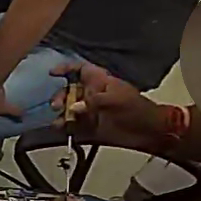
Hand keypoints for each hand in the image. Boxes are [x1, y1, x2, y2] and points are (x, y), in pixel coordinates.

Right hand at [48, 61, 166, 150]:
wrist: (148, 132)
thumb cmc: (136, 111)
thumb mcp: (117, 101)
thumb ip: (95, 101)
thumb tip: (73, 107)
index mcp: (100, 83)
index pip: (81, 70)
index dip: (67, 68)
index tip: (52, 73)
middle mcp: (91, 95)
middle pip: (69, 90)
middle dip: (60, 96)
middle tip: (57, 106)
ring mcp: (88, 111)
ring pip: (66, 108)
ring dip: (60, 113)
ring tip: (59, 121)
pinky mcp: (87, 125)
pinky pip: (69, 124)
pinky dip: (63, 126)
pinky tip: (60, 128)